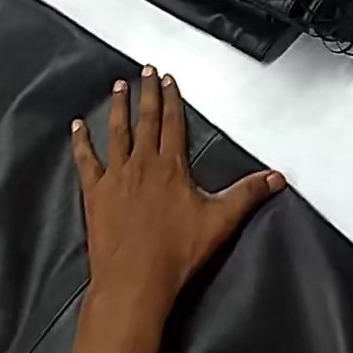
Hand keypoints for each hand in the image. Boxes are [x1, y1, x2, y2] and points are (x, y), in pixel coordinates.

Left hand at [71, 67, 284, 323]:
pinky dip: (81, 142)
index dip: (171, 98)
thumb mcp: (220, 221)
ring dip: (118, 107)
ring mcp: (116, 175)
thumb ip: (248, 194)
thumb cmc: (175, 253)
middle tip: (146, 70)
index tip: (168, 79)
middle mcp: (142, 163)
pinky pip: (86, 160)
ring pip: (117, 131)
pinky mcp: (95, 193)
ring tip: (118, 85)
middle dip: (147, 92)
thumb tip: (276, 178)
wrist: (135, 282)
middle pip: (146, 119)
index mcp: (170, 165)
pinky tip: (76, 126)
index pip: (172, 122)